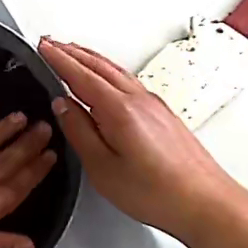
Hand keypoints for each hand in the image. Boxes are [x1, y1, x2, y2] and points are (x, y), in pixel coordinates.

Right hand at [37, 38, 247, 240]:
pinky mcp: (161, 115)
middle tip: (51, 43)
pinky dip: (107, 71)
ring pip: (116, 71)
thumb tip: (62, 106)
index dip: (58, 59)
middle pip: (100, 66)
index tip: (42, 46)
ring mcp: (154, 106)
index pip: (80, 75)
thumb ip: (78, 131)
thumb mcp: (100, 166)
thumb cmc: (156, 191)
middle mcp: (139, 101)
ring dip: (90, 58)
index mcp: (119, 110)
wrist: (205, 203)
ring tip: (73, 52)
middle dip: (72, 52)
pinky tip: (103, 78)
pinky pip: (128, 82)